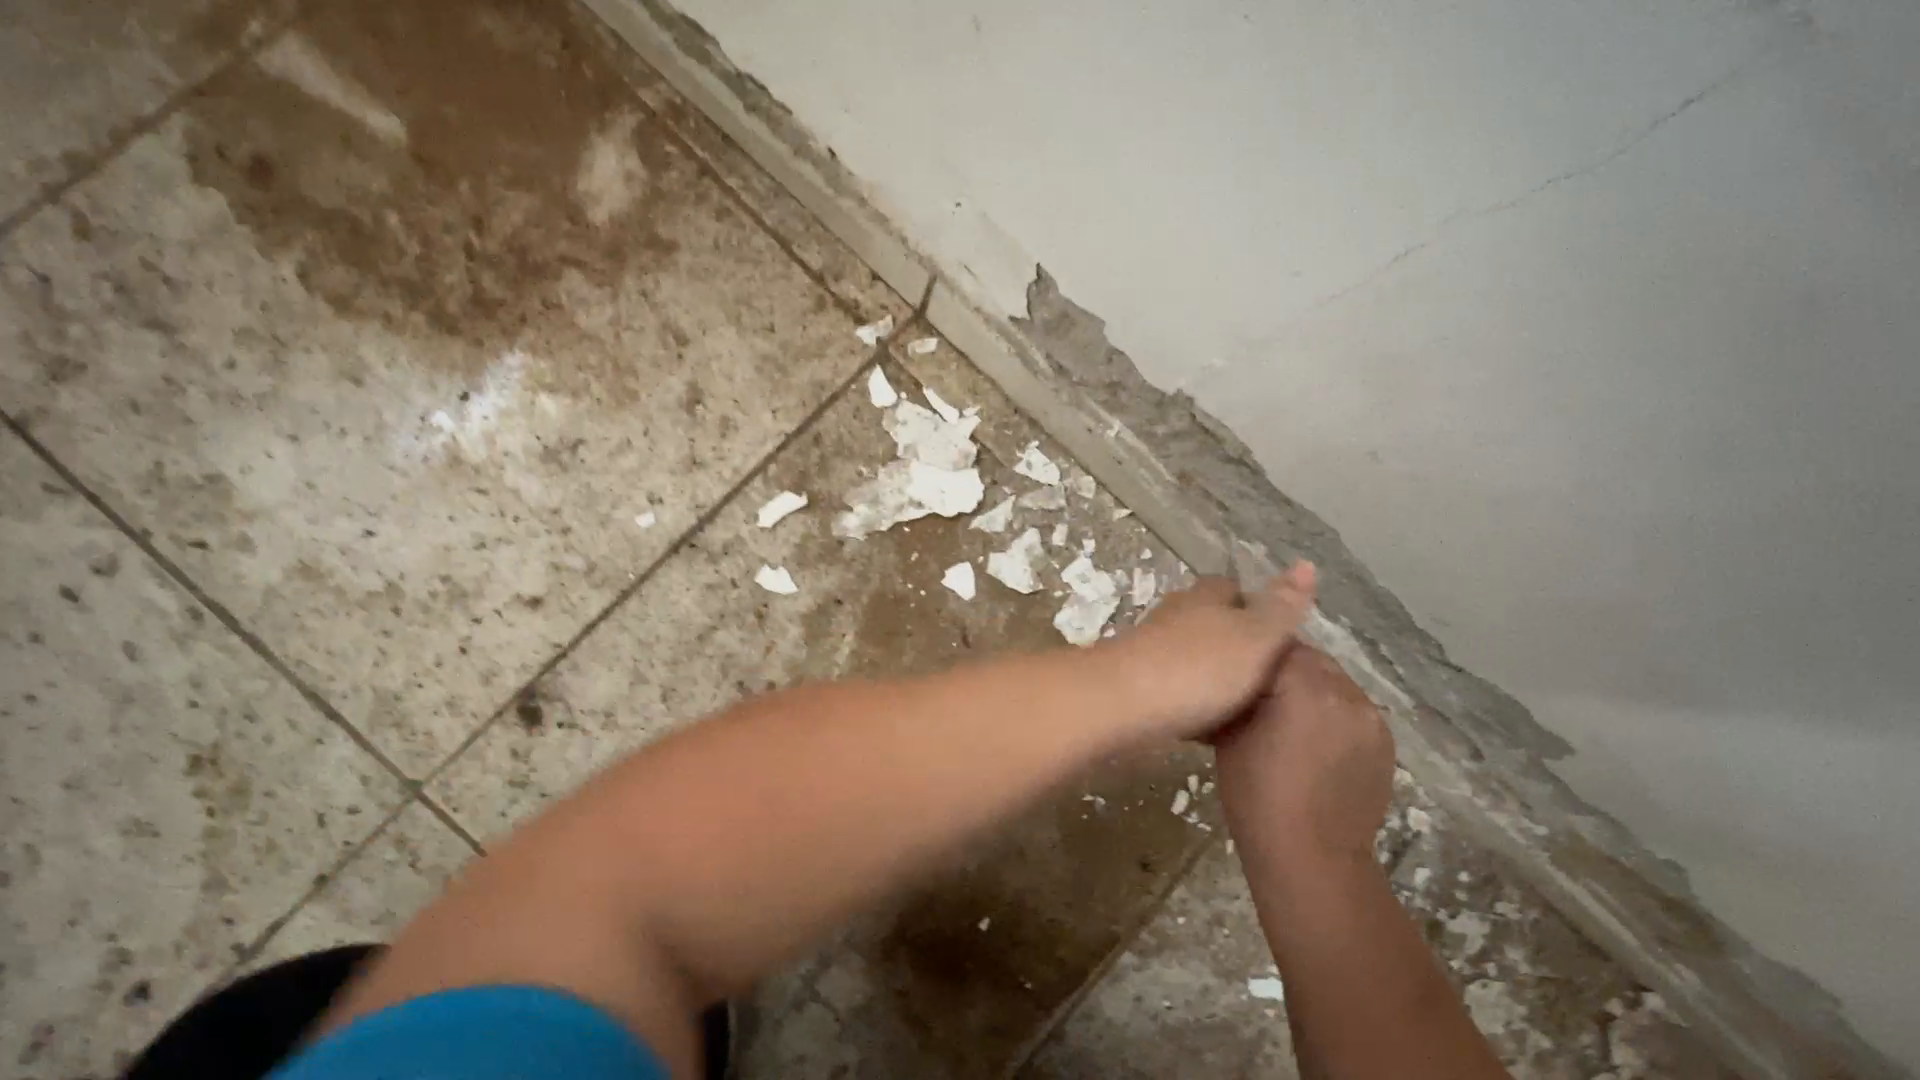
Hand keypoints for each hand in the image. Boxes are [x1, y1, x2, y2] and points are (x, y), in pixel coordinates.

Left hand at [1106, 561, 1317, 742]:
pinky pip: (1173, 685)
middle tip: (1265, 677)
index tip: (1279, 639)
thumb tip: (1307, 564)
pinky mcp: (1134, 680)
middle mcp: (1176, 613)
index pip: (1234, 589)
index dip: (1257, 608)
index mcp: (1206, 598)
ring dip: (1210, 671)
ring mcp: (1150, 646)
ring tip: (1241, 703)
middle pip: (1210, 620)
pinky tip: (1204, 724)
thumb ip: (1281, 607)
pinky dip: (1190, 698)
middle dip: (1234, 642)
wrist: (1121, 702)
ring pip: (1189, 652)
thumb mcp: (1256, 637)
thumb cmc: (1198, 667)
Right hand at [1216, 646, 1393, 867]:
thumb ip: (1239, 693)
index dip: (1252, 657)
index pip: (1277, 645)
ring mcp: (1373, 718)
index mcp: (1307, 684)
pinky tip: (1311, 748)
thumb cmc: (1258, 795)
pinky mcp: (1385, 743)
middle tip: (1255, 700)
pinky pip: (1351, 712)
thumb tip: (1232, 675)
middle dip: (1283, 673)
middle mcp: (1348, 692)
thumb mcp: (1229, 735)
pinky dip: (1330, 718)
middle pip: (1310, 660)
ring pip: (1333, 685)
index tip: (1234, 677)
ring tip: (1284, 725)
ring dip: (1309, 694)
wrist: (1312, 857)